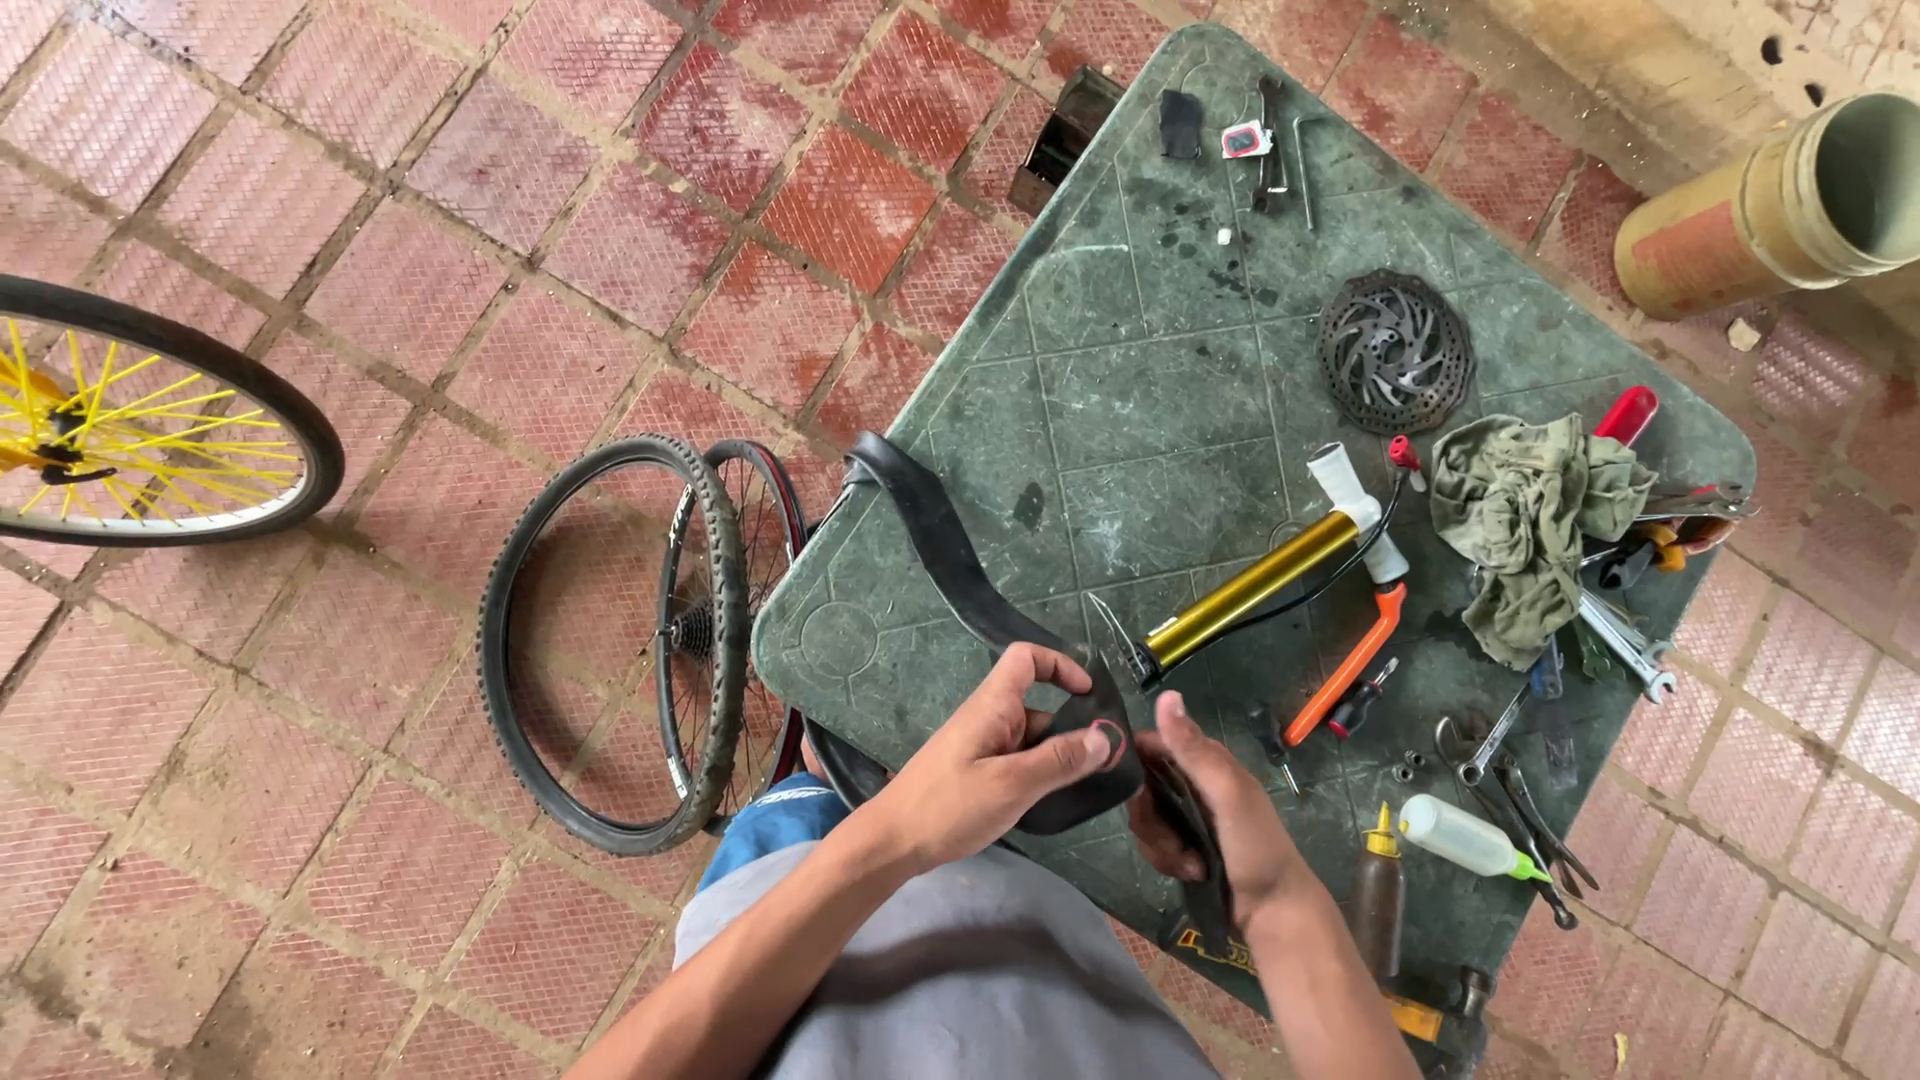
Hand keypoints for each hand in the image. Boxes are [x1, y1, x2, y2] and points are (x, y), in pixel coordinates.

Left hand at [853, 643, 1118, 875]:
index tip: (1088, 694)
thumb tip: (1105, 736)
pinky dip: (1040, 773)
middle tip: (1106, 762)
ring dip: (1058, 756)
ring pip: (1031, 738)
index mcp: (991, 706)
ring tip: (1088, 787)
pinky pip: (1018, 761)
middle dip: (1072, 727)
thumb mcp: (1012, 785)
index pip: (1025, 658)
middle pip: (1038, 705)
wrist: (893, 842)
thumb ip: (1059, 761)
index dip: (1060, 664)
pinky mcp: (977, 772)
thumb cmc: (949, 806)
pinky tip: (1054, 801)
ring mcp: (981, 747)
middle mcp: (988, 719)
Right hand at [1127, 691, 1307, 931]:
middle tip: (1170, 840)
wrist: (1275, 912)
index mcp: (1206, 760)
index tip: (1127, 787)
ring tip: (1189, 863)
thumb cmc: (1257, 847)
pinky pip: (1152, 843)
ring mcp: (1187, 814)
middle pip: (1141, 785)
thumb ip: (1194, 750)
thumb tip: (1166, 695)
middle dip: (1149, 816)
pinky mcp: (1182, 843)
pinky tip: (1191, 871)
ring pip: (1144, 817)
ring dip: (1160, 844)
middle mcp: (1193, 781)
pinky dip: (1166, 860)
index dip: (1132, 761)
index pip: (1151, 743)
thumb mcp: (1228, 794)